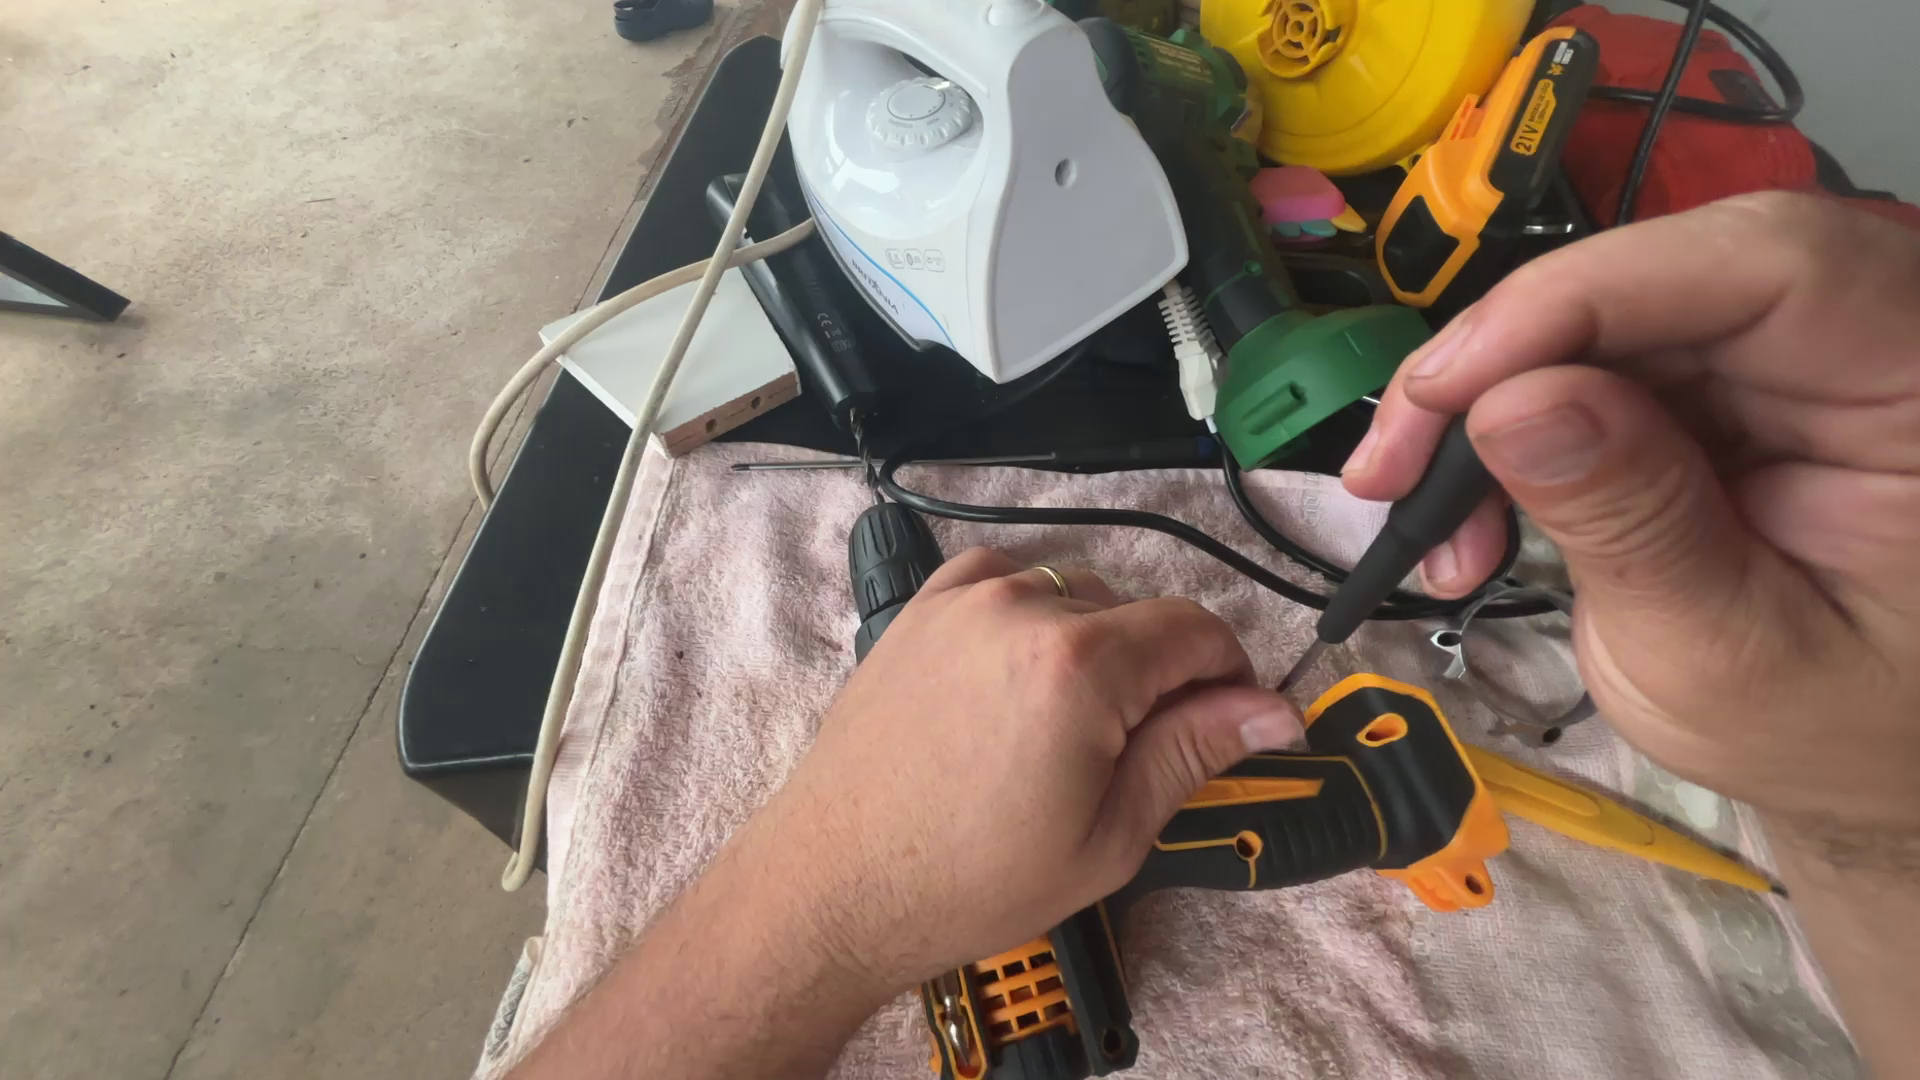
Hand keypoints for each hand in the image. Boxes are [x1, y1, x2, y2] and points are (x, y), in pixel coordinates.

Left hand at [731, 548, 1301, 992]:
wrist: (838, 879)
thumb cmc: (974, 878)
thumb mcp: (1109, 835)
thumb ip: (1194, 752)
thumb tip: (1275, 711)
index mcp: (1080, 663)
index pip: (1194, 630)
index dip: (1227, 674)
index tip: (1223, 719)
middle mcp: (1022, 607)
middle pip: (1134, 610)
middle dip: (1158, 667)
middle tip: (1132, 741)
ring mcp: (963, 599)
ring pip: (1071, 591)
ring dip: (1094, 638)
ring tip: (1066, 713)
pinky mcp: (921, 607)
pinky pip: (1002, 577)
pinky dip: (1029, 606)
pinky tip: (1017, 659)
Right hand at [1344, 193, 1919, 844]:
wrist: (1844, 749)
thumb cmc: (1821, 725)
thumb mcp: (1716, 648)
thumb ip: (1629, 521)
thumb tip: (1511, 406)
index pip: (1758, 266)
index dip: (1575, 300)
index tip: (1441, 392)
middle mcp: (1853, 349)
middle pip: (1632, 288)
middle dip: (1479, 374)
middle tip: (1387, 469)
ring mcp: (1761, 371)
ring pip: (1566, 335)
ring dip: (1461, 426)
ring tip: (1421, 524)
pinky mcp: (1689, 396)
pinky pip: (1551, 383)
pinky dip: (1477, 448)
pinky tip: (1454, 519)